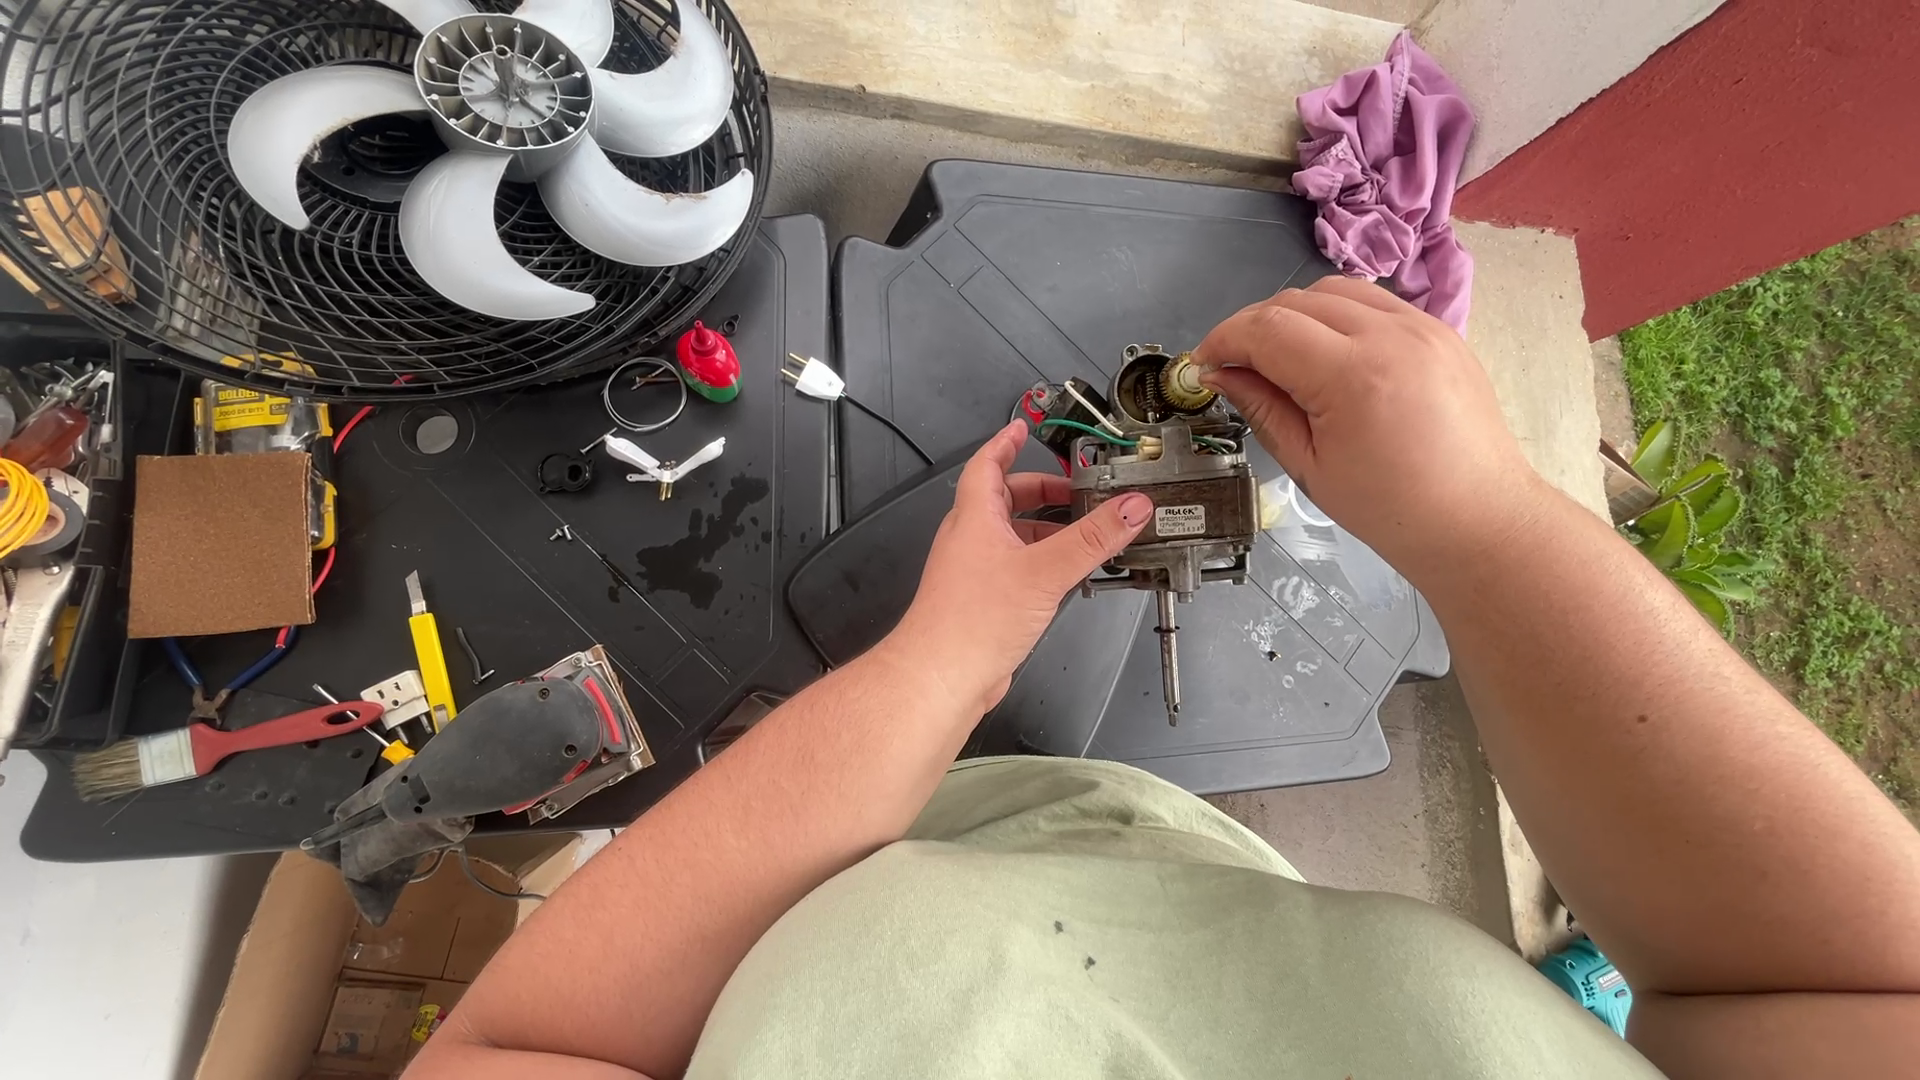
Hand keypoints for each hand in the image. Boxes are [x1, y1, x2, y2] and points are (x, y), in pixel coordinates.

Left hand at [875, 421, 1151, 715]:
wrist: (942, 675)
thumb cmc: (969, 622)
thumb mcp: (1044, 570)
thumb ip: (1091, 538)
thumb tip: (1128, 507)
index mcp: (974, 517)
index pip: (986, 463)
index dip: (1005, 442)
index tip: (1022, 429)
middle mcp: (970, 539)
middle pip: (1005, 499)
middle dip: (1042, 492)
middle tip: (1075, 491)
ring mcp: (974, 569)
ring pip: (1012, 535)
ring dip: (1045, 530)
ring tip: (1081, 534)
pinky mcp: (982, 598)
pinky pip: (1014, 566)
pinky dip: (1039, 562)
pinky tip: (1062, 577)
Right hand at [1193, 276, 1545, 579]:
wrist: (1477, 517)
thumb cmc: (1388, 508)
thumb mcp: (1307, 465)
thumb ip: (1261, 408)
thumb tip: (1219, 375)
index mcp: (1353, 376)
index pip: (1267, 330)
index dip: (1223, 340)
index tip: (1202, 364)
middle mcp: (1390, 335)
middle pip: (1295, 301)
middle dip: (1250, 327)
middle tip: (1230, 365)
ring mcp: (1421, 325)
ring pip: (1332, 290)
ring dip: (1290, 315)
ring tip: (1274, 356)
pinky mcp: (1438, 329)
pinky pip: (1370, 301)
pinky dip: (1332, 315)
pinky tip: (1322, 352)